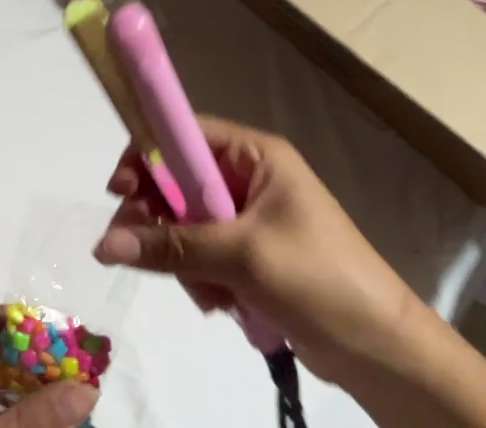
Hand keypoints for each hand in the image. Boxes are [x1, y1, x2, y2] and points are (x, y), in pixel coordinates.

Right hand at [93, 117, 425, 381]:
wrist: (383, 352)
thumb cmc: (320, 281)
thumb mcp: (242, 257)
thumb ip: (171, 247)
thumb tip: (103, 245)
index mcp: (255, 156)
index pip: (182, 133)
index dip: (146, 155)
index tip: (120, 191)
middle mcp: (248, 178)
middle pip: (175, 181)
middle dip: (157, 219)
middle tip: (136, 250)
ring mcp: (248, 218)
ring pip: (182, 223)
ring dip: (181, 258)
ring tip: (206, 292)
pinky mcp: (249, 256)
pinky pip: (200, 254)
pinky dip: (199, 277)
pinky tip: (219, 304)